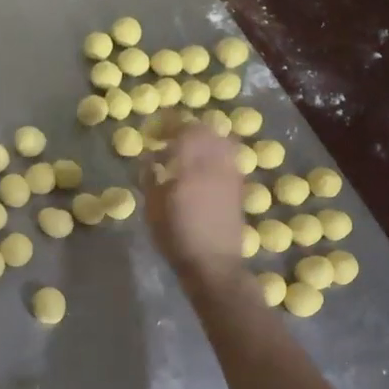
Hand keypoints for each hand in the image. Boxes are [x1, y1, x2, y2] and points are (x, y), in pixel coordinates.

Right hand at [142, 121, 247, 285]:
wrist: (213, 263)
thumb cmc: (176, 237)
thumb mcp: (152, 208)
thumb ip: (150, 177)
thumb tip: (148, 158)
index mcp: (191, 167)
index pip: (185, 130)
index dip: (169, 124)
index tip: (154, 131)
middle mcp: (215, 164)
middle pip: (207, 130)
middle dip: (187, 129)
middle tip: (169, 138)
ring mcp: (231, 173)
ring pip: (223, 140)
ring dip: (205, 138)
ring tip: (188, 150)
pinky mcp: (239, 185)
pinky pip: (229, 156)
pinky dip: (216, 152)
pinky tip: (203, 166)